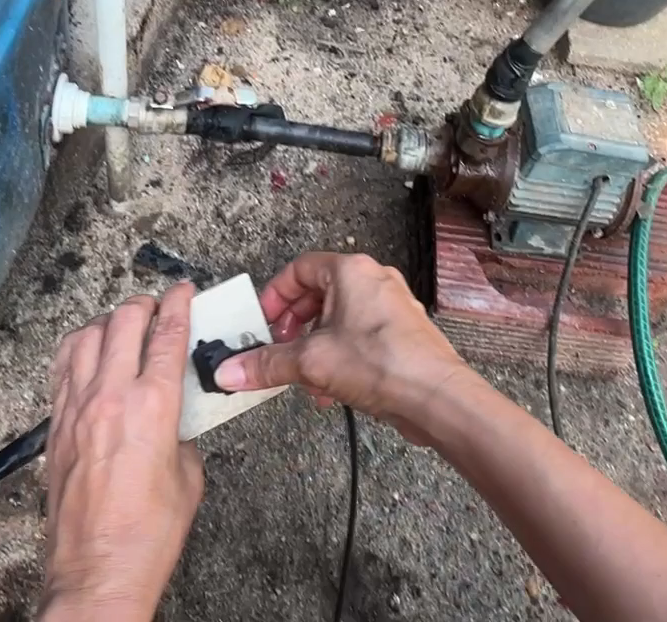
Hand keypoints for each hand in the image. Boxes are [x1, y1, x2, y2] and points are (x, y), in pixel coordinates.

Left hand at [39, 284, 202, 621]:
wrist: (96, 574)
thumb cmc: (149, 533)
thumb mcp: (188, 474)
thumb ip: (180, 430)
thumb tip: (171, 414)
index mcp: (154, 406)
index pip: (168, 334)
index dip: (179, 303)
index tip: (184, 290)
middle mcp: (111, 397)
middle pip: (125, 321)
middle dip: (146, 303)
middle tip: (159, 306)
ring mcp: (77, 408)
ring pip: (87, 335)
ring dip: (110, 320)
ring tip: (125, 324)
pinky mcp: (56, 426)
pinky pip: (63, 366)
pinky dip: (79, 346)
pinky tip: (90, 349)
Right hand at [213, 253, 474, 443]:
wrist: (437, 398)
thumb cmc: (383, 364)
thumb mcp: (311, 362)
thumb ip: (267, 363)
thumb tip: (229, 371)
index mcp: (351, 271)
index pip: (299, 269)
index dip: (274, 296)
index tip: (261, 323)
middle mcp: (373, 280)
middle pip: (318, 295)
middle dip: (294, 327)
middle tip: (279, 349)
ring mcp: (390, 307)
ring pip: (338, 320)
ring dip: (315, 348)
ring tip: (306, 379)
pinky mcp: (400, 334)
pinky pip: (358, 337)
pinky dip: (339, 357)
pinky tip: (332, 392)